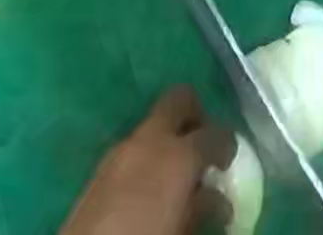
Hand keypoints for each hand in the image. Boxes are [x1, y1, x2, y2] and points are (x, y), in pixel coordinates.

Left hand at [59, 86, 233, 234]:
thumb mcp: (183, 232)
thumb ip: (203, 208)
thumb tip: (216, 198)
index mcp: (178, 155)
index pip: (215, 133)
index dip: (227, 146)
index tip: (227, 165)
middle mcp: (149, 141)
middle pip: (179, 101)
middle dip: (195, 117)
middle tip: (202, 150)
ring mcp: (118, 153)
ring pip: (153, 125)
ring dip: (168, 139)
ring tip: (175, 177)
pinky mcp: (96, 173)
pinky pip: (132, 149)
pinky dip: (147, 157)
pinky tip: (147, 191)